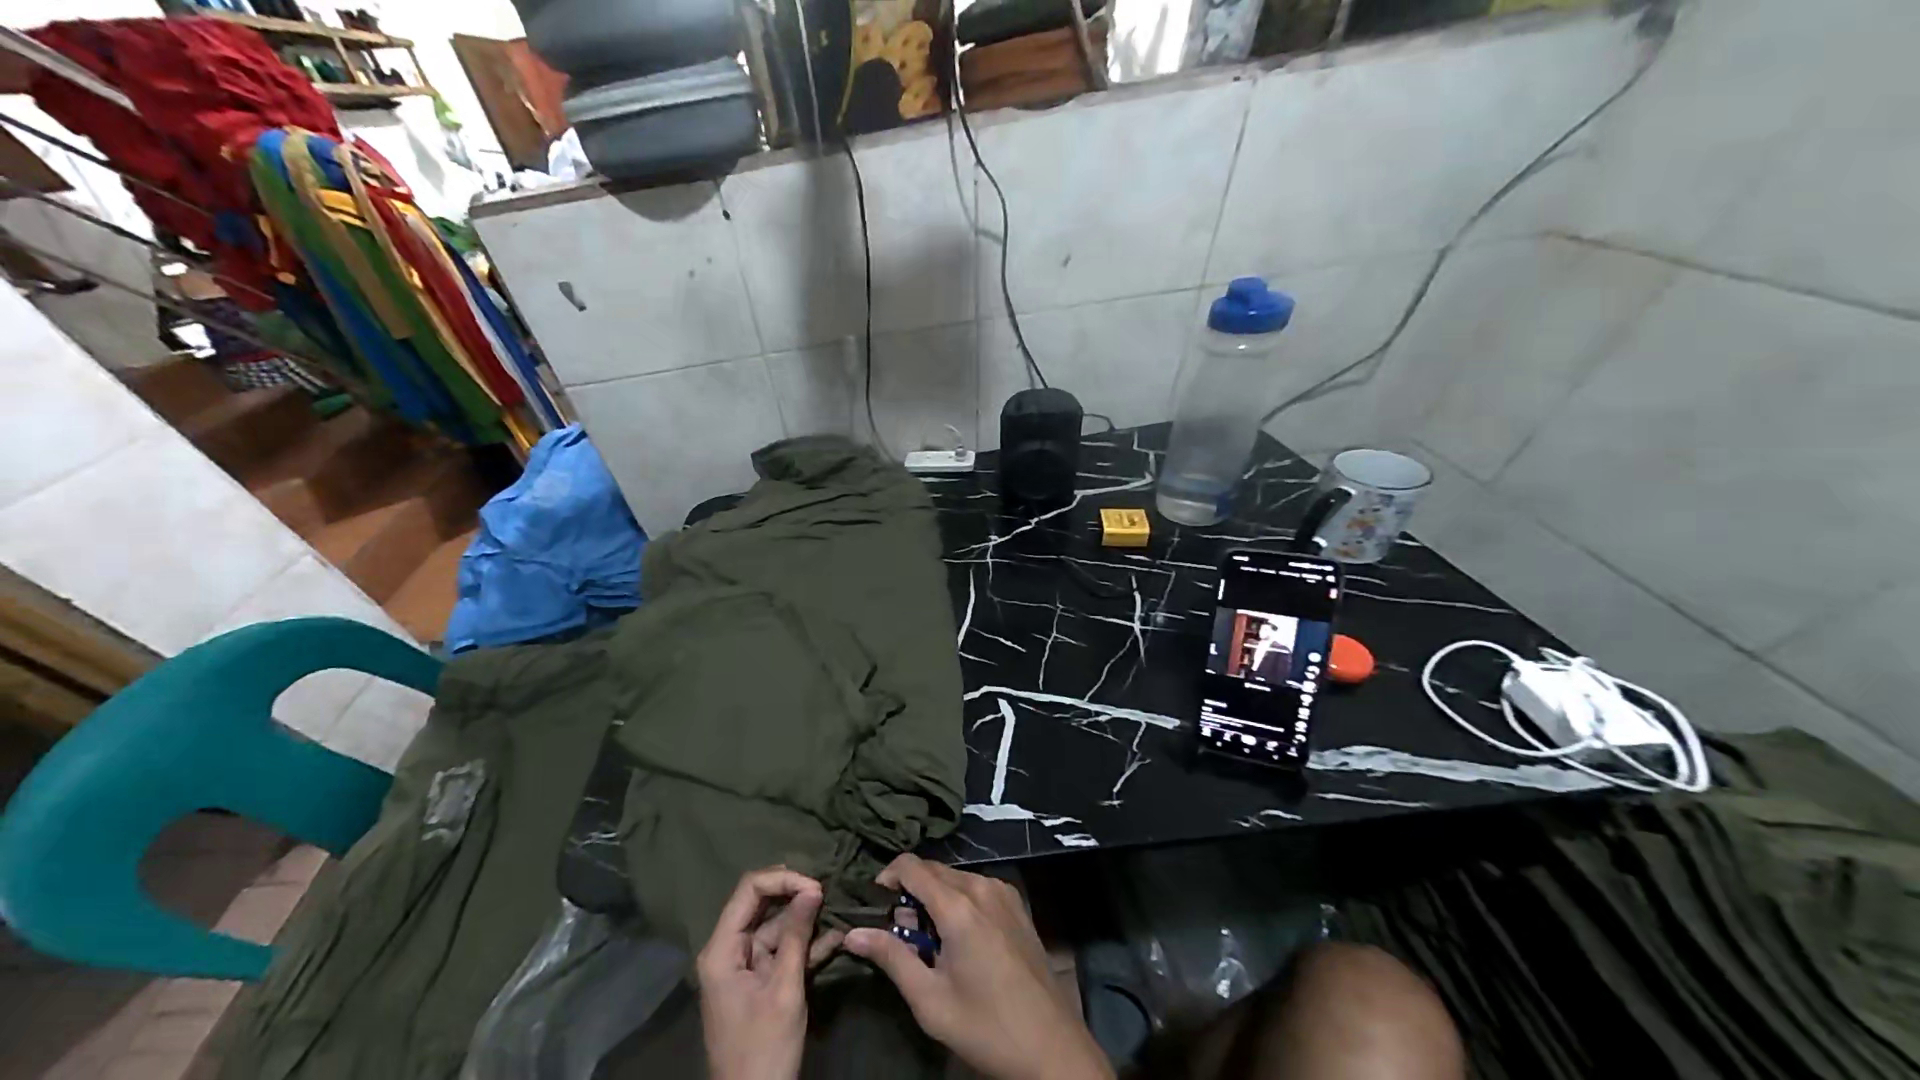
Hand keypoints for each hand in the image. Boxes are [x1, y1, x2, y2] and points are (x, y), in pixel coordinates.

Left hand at [697, 867, 845, 1079]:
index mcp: (722, 950)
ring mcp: (744, 967)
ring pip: (776, 927)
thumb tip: (812, 889)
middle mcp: (729, 951)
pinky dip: (806, 945)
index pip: (749, 890)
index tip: (815, 887)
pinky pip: (782, 951)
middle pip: (761, 904)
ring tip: (838, 912)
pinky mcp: (760, 982)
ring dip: (806, 921)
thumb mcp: (785, 989)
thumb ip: (796, 936)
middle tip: (829, 896)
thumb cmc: (764, 1049)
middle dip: (796, 896)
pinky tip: (835, 938)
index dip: (783, 879)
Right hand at [843, 855, 1112, 1079]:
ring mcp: (1005, 893)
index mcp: (959, 905)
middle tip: (900, 937)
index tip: (875, 908)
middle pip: (933, 870)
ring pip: (955, 879)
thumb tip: (851, 932)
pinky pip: (977, 889)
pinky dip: (958, 902)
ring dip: (934, 899)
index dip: (887, 878)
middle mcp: (983, 886)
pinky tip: (959, 941)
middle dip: (909, 894)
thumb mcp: (930, 999)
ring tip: (929, 945)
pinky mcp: (1018, 906)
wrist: (1052, 1048)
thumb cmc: (986, 1026)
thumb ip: (891, 958)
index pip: (911, 865)